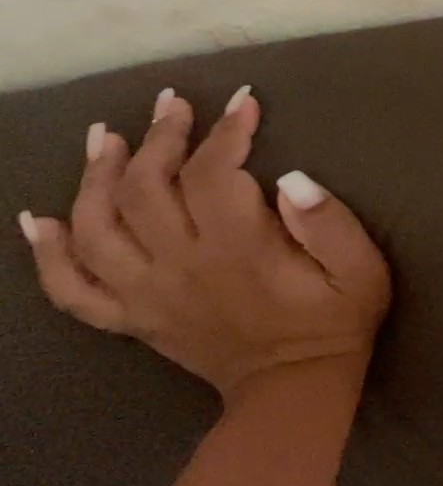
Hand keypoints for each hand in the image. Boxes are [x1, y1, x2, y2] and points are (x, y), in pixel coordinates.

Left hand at [17, 87, 390, 401]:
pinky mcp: (130, 316)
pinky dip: (46, 251)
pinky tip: (39, 220)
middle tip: (172, 102)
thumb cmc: (338, 316)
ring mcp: (145, 293)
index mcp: (238, 249)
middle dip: (158, 138)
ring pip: (96, 228)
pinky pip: (70, 286)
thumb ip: (328, 222)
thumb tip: (293, 176)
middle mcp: (178, 266)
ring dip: (95, 178)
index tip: (244, 101)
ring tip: (105, 137)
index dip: (224, 132)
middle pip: (146, 190)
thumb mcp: (361, 267)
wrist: (295, 383)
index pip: (212, 175)